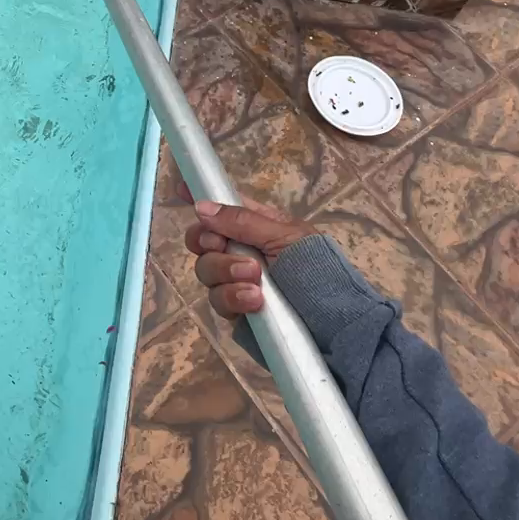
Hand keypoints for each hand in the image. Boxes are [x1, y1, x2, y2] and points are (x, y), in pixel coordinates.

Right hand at [183, 195, 316, 320]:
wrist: (339, 331)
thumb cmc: (320, 275)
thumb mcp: (286, 238)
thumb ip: (242, 222)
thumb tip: (200, 206)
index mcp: (258, 226)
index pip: (223, 207)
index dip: (200, 198)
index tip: (179, 188)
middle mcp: (243, 252)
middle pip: (202, 240)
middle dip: (208, 243)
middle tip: (221, 247)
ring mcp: (237, 283)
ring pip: (205, 271)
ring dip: (226, 273)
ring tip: (255, 283)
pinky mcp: (236, 313)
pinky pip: (217, 301)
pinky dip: (233, 299)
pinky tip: (254, 302)